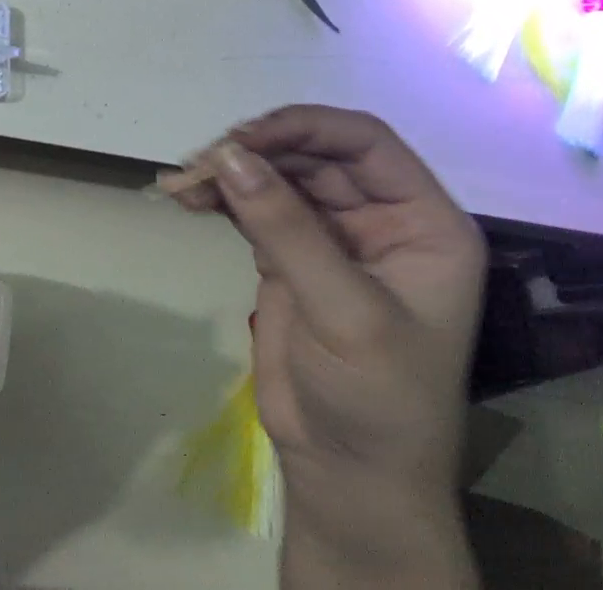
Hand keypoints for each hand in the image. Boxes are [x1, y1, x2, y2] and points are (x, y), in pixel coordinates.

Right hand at [158, 106, 485, 589]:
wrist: (349, 473)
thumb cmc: (376, 397)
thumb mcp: (343, 311)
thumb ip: (286, 229)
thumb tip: (226, 156)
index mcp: (422, 223)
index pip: (365, 144)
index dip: (303, 128)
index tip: (240, 139)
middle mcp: (379, 220)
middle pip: (312, 155)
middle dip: (254, 152)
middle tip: (197, 164)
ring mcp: (329, 239)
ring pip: (276, 178)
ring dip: (228, 173)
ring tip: (179, 183)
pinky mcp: (287, 259)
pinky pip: (251, 210)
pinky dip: (218, 199)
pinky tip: (183, 197)